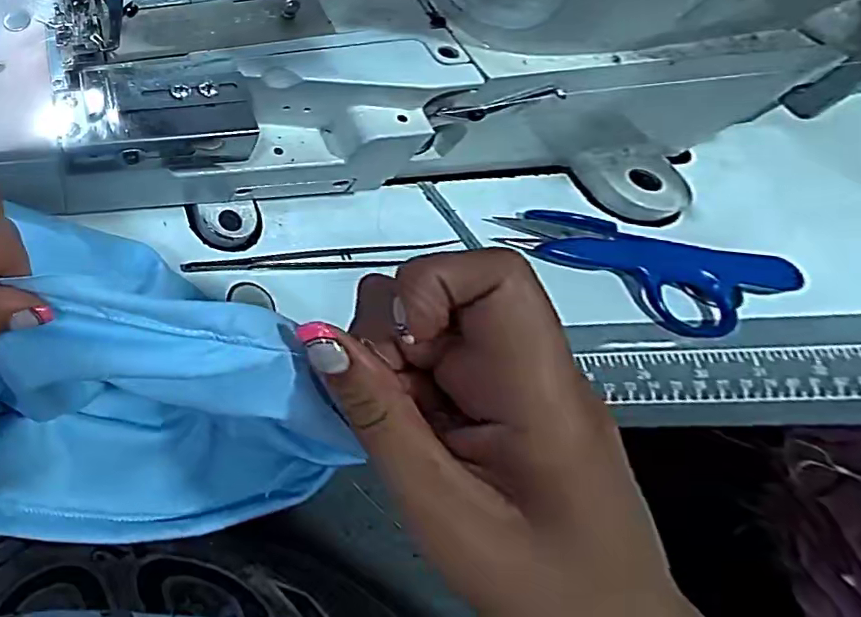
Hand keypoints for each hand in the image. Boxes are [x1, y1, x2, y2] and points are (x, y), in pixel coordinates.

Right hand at [296, 249, 694, 616]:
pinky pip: (426, 354)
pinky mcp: (487, 393)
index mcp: (538, 388)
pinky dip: (397, 381)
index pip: (494, 276)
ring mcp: (505, 378)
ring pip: (422, 319)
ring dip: (387, 358)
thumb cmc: (542, 586)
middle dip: (389, 334)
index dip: (430, 285)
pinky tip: (409, 428)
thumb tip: (317, 338)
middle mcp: (525, 367)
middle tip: (388, 398)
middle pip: (439, 292)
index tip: (404, 345)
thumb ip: (376, 416)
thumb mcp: (441, 508)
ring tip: (401, 420)